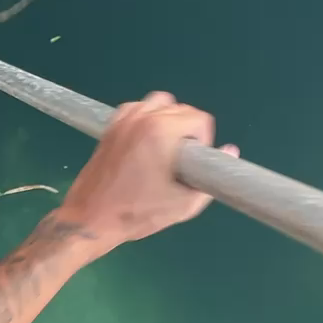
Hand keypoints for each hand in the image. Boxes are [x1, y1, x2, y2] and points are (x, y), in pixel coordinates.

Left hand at [56, 92, 237, 253]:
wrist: (91, 219)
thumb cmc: (137, 214)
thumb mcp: (183, 204)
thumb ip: (212, 177)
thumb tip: (231, 151)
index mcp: (162, 131)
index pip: (199, 119)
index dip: (203, 142)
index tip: (193, 164)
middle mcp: (142, 117)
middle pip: (180, 109)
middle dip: (187, 131)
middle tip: (179, 161)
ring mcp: (123, 120)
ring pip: (158, 104)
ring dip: (168, 121)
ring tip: (164, 150)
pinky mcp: (109, 127)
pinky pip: (136, 109)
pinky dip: (146, 119)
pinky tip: (145, 143)